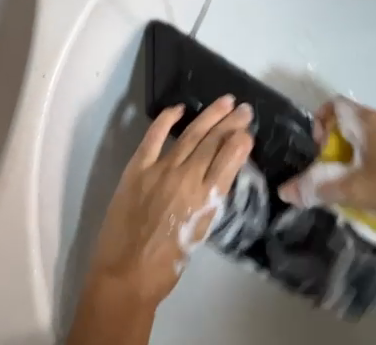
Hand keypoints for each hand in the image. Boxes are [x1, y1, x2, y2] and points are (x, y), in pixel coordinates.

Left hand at [83, 97, 255, 308]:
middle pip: (213, 142)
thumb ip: (208, 200)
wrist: (127, 273)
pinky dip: (167, 119)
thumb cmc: (167, 263)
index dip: (240, 142)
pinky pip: (154, 136)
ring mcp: (161, 169)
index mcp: (206, 199)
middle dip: (231, 123)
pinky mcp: (138, 167)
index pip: (229, 160)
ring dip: (209, 116)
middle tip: (244, 109)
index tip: (247, 131)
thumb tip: (216, 174)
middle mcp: (187, 178)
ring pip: (191, 134)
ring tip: (225, 102)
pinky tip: (179, 108)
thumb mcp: (199, 232)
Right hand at [277, 98, 375, 225]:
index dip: (320, 124)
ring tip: (357, 187)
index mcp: (369, 120)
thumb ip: (320, 188)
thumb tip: (285, 190)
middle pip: (350, 122)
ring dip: (357, 157)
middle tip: (336, 176)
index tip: (321, 153)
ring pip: (370, 137)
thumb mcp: (356, 191)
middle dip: (337, 148)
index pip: (334, 105)